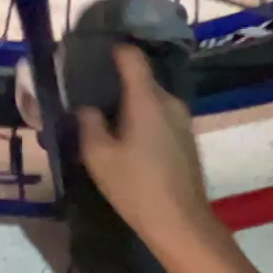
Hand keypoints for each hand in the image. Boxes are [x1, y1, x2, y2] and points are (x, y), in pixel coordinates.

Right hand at [76, 46, 215, 249]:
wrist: (180, 222)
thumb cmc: (136, 186)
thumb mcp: (98, 157)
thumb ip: (88, 124)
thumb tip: (86, 109)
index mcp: (147, 99)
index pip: (132, 57)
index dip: (113, 50)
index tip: (92, 54)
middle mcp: (169, 102)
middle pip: (141, 80)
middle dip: (116, 82)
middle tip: (89, 93)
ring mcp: (182, 120)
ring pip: (150, 100)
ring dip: (129, 104)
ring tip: (104, 118)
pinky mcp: (186, 139)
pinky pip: (159, 117)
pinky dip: (141, 119)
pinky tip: (125, 139)